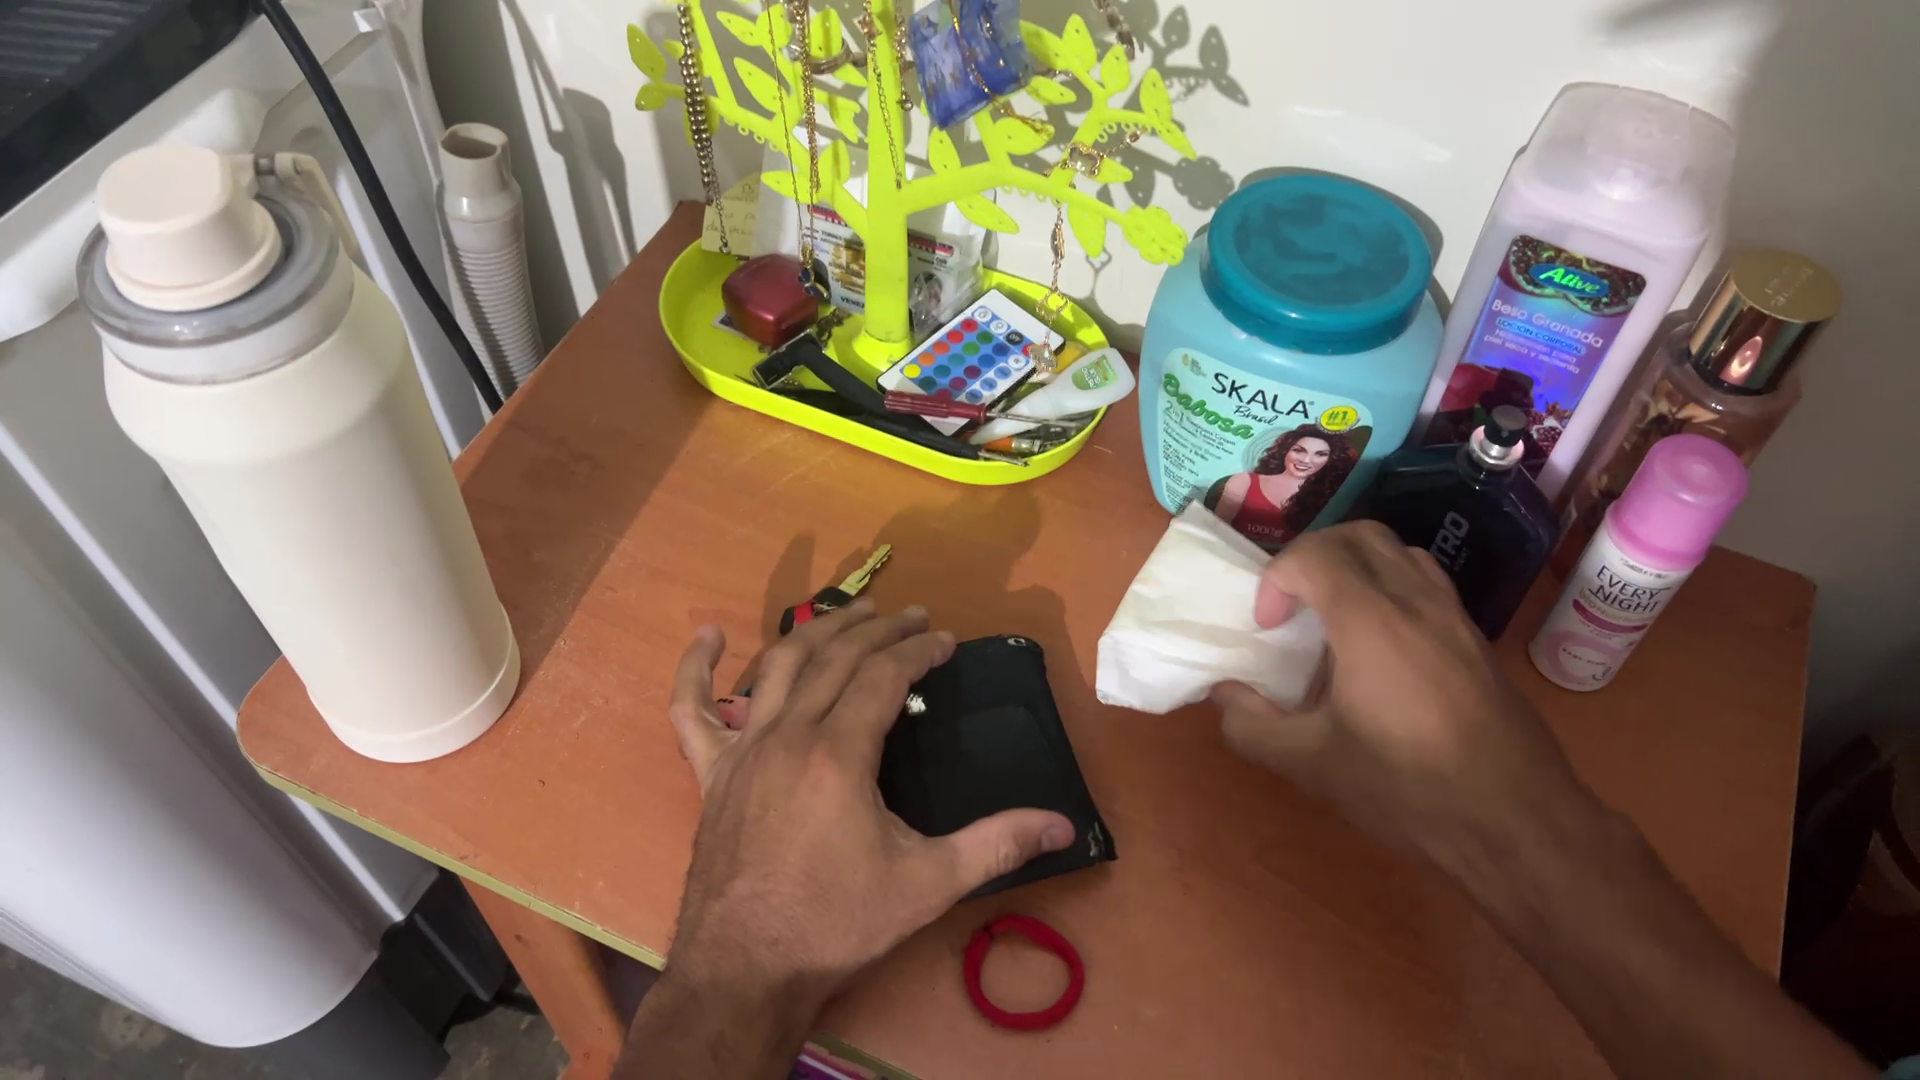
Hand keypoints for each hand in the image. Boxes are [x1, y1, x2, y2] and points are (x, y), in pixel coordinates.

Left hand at [663, 602, 1075, 1005]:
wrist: (745, 972)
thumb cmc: (837, 924)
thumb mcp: (928, 884)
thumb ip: (997, 845)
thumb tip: (1064, 823)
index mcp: (840, 754)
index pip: (885, 676)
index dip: (919, 651)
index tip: (946, 641)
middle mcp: (789, 735)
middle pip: (836, 657)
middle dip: (879, 628)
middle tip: (911, 614)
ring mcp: (743, 749)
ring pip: (779, 665)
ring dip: (818, 629)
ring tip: (851, 610)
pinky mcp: (711, 772)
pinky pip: (691, 710)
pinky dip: (696, 668)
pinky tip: (708, 634)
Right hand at [1210, 522, 1591, 886]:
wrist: (1520, 824)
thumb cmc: (1408, 788)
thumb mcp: (1310, 764)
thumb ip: (1250, 724)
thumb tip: (1223, 693)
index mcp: (1371, 622)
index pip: (1314, 555)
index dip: (1276, 578)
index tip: (1267, 626)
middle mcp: (1415, 602)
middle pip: (1358, 535)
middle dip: (1311, 555)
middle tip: (1291, 604)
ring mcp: (1453, 617)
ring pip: (1398, 552)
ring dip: (1352, 565)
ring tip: (1331, 616)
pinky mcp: (1476, 640)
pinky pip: (1424, 582)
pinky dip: (1387, 586)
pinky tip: (1376, 644)